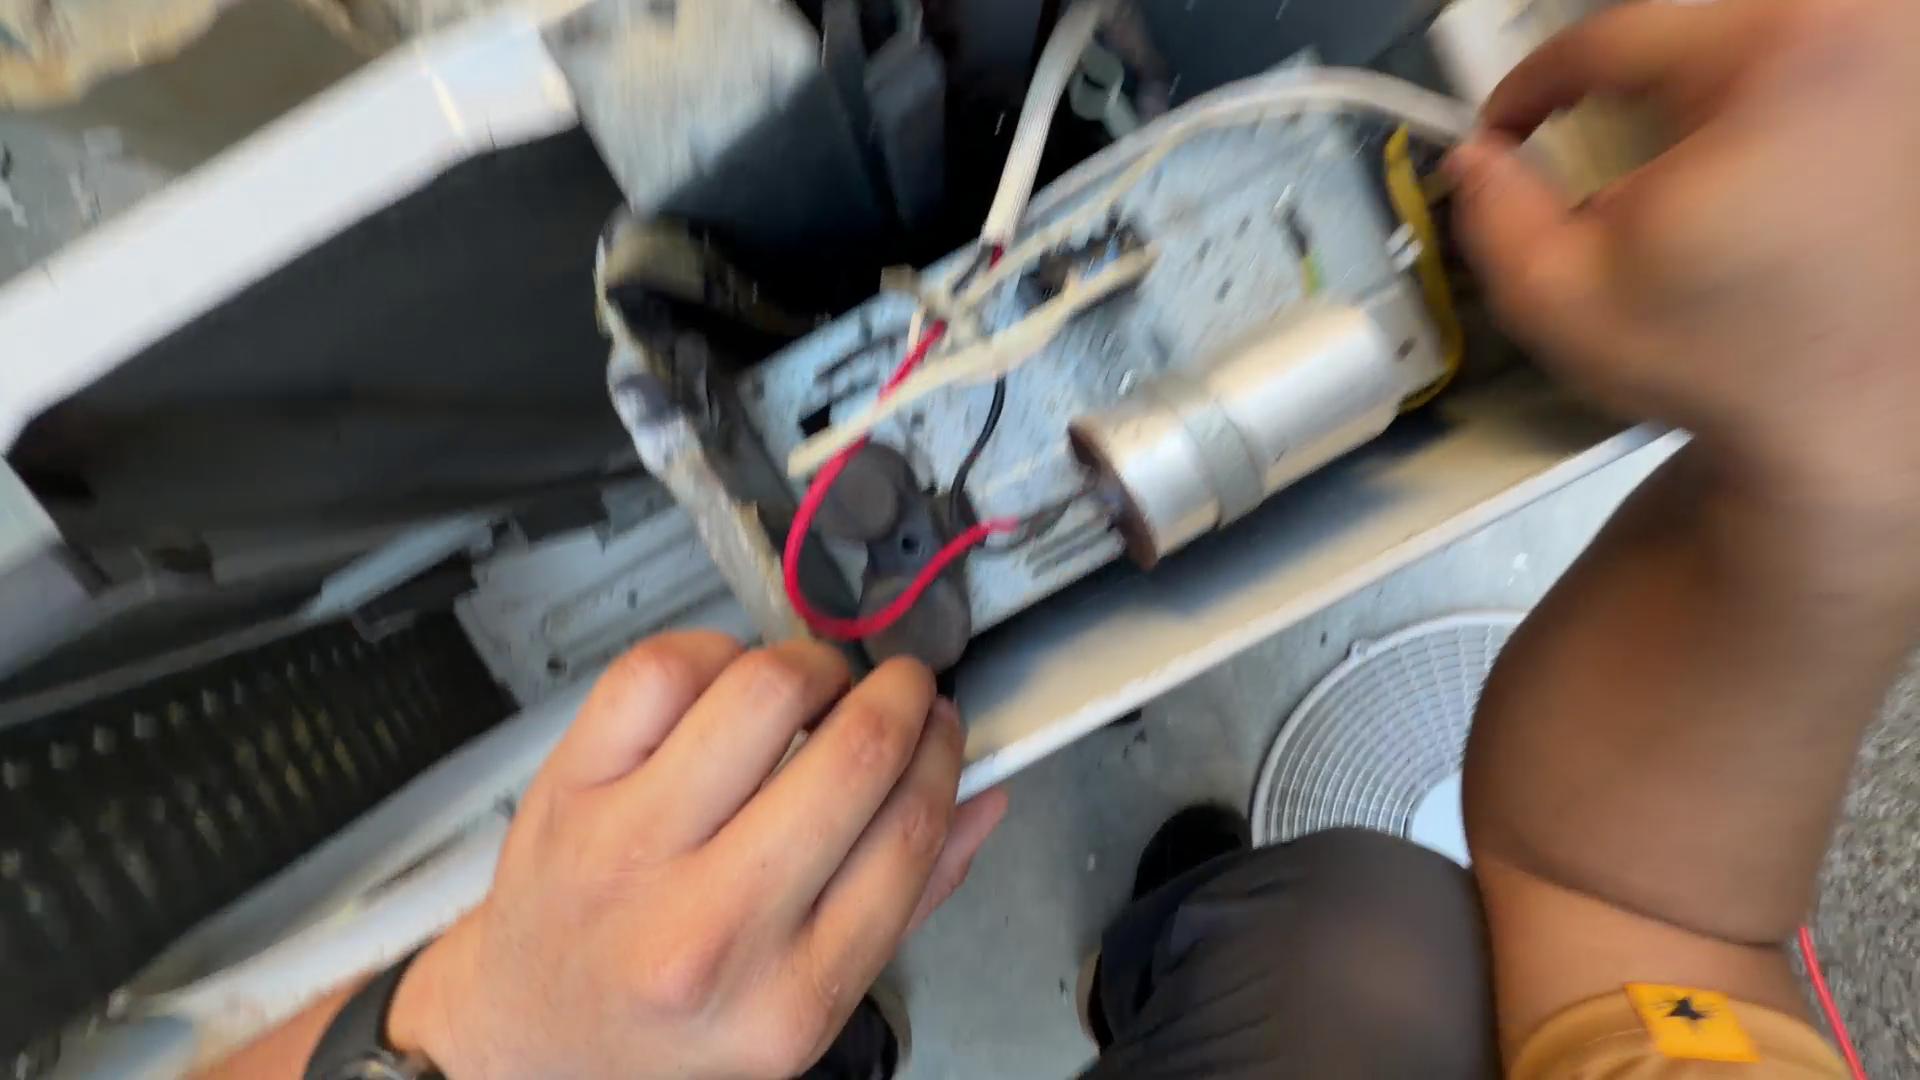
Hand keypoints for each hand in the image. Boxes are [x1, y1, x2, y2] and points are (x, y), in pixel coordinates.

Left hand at [387, 633, 1007, 1079]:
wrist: (535, 1034)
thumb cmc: (675, 1021)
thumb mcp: (813, 994)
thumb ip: (912, 894)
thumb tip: (982, 797)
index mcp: (789, 994)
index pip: (909, 829)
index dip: (943, 751)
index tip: (941, 723)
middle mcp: (710, 926)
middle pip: (853, 752)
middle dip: (900, 692)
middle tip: (898, 687)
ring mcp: (630, 849)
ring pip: (763, 689)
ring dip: (816, 665)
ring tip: (816, 685)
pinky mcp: (570, 787)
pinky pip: (665, 668)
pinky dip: (719, 650)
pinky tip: (729, 682)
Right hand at [1447, 0, 1919, 520]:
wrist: (1843, 401)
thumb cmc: (1706, 352)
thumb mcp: (1551, 295)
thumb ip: (1490, 214)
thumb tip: (1473, 158)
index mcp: (1772, 61)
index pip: (1609, 35)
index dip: (1526, 87)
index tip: (1495, 132)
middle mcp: (1862, 29)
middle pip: (1676, 18)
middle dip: (1602, 68)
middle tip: (1551, 121)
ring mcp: (1897, 55)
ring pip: (1734, 27)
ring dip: (1665, 72)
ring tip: (1620, 125)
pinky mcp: (1905, 89)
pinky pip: (1791, 50)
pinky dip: (1726, 84)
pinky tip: (1700, 139)